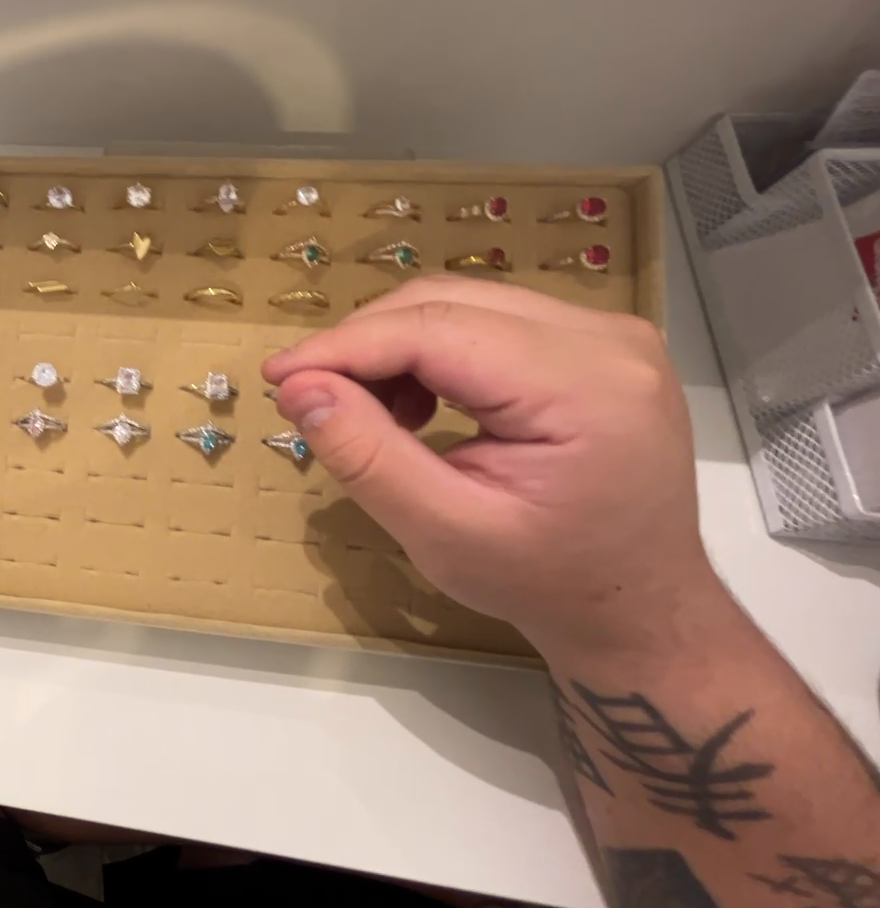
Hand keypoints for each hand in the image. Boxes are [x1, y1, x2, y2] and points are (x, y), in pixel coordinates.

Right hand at [261, 275, 713, 656]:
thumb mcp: (439, 531)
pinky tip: (411, 405)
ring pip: (455, 304)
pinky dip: (421, 353)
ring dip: (387, 349)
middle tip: (310, 399)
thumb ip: (365, 455)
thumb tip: (297, 389)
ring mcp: (603, 334)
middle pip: (443, 303)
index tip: (274, 378)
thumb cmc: (540, 579)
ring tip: (364, 412)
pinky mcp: (587, 344)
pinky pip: (478, 322)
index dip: (342, 346)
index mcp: (584, 386)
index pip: (435, 330)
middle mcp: (604, 338)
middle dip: (359, 345)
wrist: (632, 604)